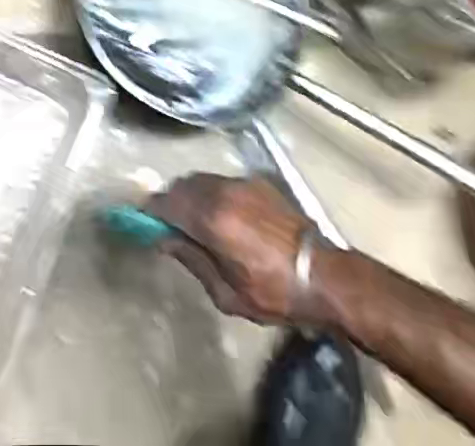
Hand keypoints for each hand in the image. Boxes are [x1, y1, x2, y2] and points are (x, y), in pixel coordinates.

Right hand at [146, 173, 315, 323]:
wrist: (327, 277)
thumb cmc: (276, 293)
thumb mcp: (226, 293)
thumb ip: (191, 259)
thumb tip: (165, 240)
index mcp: (210, 219)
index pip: (164, 203)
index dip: (150, 213)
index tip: (146, 225)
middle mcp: (221, 192)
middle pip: (180, 186)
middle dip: (170, 202)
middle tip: (171, 225)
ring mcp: (240, 183)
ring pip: (200, 180)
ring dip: (191, 195)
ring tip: (198, 219)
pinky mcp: (257, 182)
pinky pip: (222, 182)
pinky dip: (212, 193)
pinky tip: (224, 214)